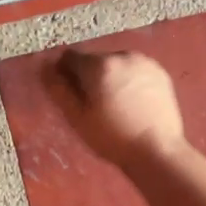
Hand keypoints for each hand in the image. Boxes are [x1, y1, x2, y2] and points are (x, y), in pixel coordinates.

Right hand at [43, 48, 186, 168]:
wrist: (157, 150)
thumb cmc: (111, 137)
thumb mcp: (76, 117)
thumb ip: (58, 88)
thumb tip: (45, 67)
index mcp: (99, 64)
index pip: (70, 57)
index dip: (65, 73)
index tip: (70, 93)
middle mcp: (122, 55)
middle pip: (95, 60)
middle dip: (89, 76)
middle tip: (93, 104)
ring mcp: (144, 62)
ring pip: (116, 64)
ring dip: (110, 77)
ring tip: (115, 105)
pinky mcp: (160, 72)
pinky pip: (135, 70)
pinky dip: (129, 80)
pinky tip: (132, 103)